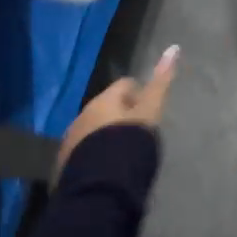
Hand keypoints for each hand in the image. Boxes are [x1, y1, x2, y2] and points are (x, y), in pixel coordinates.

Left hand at [55, 45, 179, 178]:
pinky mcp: (63, 166)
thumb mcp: (149, 112)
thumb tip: (173, 47)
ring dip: (104, 136)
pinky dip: (93, 155)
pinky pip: (82, 152)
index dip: (139, 95)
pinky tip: (105, 169)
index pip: (125, 85)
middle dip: (119, 116)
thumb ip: (160, 83)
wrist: (99, 188)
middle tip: (136, 134)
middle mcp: (83, 114)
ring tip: (121, 154)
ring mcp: (70, 141)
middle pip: (105, 107)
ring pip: (92, 130)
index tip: (148, 111)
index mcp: (104, 100)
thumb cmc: (129, 143)